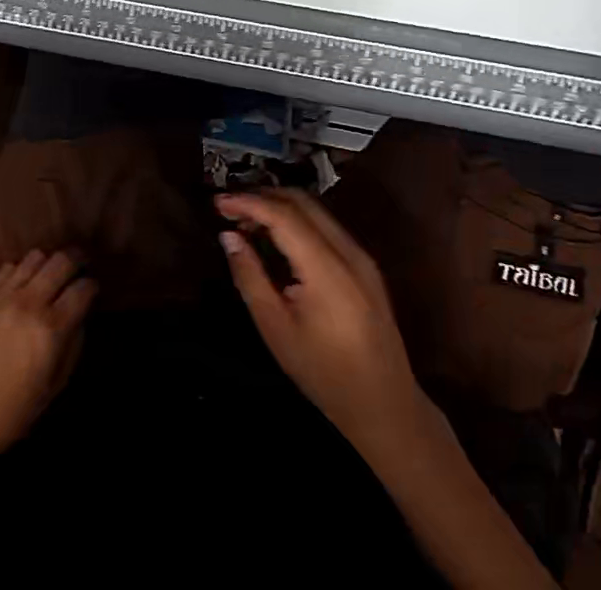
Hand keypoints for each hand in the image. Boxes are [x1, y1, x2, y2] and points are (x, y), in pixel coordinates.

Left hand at [0, 251, 96, 507]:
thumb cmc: (14, 410)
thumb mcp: (56, 384)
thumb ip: (74, 343)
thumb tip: (80, 315)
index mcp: (51, 329)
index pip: (83, 288)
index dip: (94, 285)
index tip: (94, 290)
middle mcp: (28, 304)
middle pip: (61, 260)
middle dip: (77, 260)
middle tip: (81, 267)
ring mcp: (2, 297)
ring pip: (35, 256)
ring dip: (49, 262)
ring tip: (52, 274)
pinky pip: (8, 267)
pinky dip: (22, 269)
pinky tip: (24, 284)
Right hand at [216, 190, 429, 458]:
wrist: (384, 404)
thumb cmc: (323, 372)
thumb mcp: (275, 328)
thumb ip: (250, 276)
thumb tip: (228, 236)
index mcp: (327, 269)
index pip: (284, 215)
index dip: (248, 202)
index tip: (216, 202)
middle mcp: (350, 252)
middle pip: (303, 202)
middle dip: (262, 196)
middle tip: (229, 209)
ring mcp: (362, 257)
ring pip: (316, 211)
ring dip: (280, 207)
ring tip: (246, 222)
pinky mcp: (365, 266)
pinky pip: (327, 227)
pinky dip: (297, 221)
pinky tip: (276, 238)